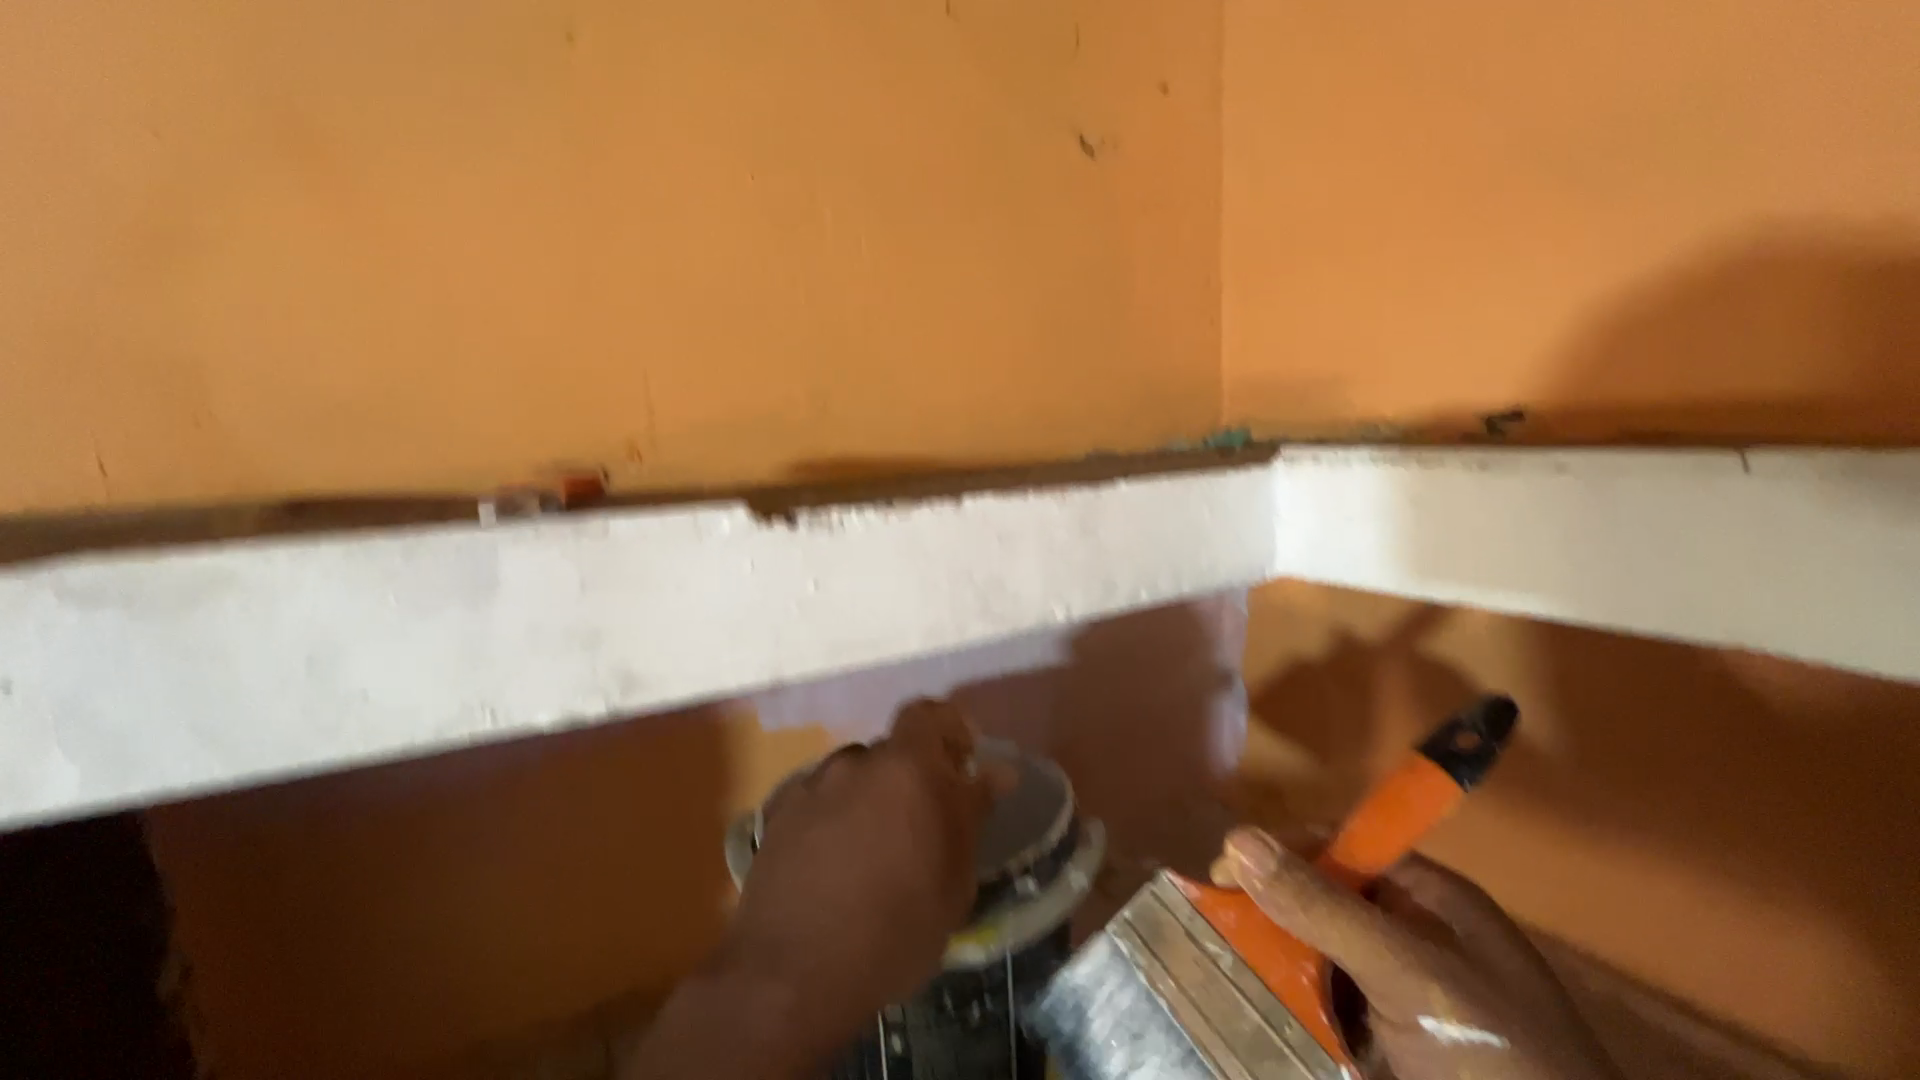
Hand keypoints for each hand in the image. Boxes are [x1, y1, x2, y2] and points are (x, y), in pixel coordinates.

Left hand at [720, 699, 989, 1036]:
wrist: (790, 974)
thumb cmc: (894, 932)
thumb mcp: (953, 882)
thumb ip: (972, 815)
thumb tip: (996, 772)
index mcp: (907, 768)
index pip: (931, 714)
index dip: (950, 730)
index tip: (962, 765)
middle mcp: (856, 764)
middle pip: (893, 752)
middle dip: (912, 778)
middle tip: (923, 826)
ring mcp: (811, 787)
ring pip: (854, 777)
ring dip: (870, 799)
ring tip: (874, 852)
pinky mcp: (778, 815)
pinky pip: (820, 802)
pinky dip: (834, 820)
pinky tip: (834, 866)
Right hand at [1221, 827, 1621, 1079]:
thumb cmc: (1497, 1060)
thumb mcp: (1411, 975)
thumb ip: (1326, 908)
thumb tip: (1238, 838)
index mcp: (1428, 900)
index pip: (1341, 846)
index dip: (1281, 850)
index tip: (1223, 872)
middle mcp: (1408, 937)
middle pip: (1319, 900)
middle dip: (1265, 910)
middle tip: (1211, 928)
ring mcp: (1394, 997)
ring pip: (1311, 957)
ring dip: (1266, 962)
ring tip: (1215, 969)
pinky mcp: (1380, 1046)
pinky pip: (1317, 1011)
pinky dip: (1283, 1009)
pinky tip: (1249, 1012)